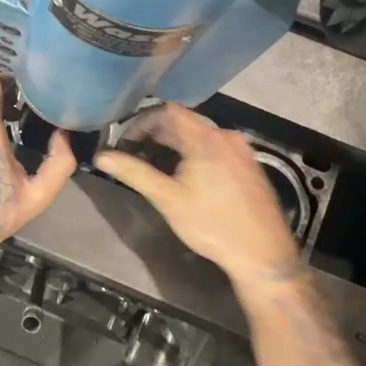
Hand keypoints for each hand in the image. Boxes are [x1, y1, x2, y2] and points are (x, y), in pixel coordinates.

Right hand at [94, 103, 301, 284]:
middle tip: (133, 154)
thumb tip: (102, 156)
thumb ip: (134, 173)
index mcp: (206, 139)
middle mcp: (226, 136)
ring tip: (153, 166)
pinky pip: (214, 148)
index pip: (167, 111)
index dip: (141, 121)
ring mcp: (241, 150)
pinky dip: (193, 153)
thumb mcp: (168, 199)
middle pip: (183, 122)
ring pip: (199, 136)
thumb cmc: (212, 225)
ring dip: (173, 145)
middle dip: (155, 135)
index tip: (124, 141)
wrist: (263, 253)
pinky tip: (184, 175)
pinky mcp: (249, 165)